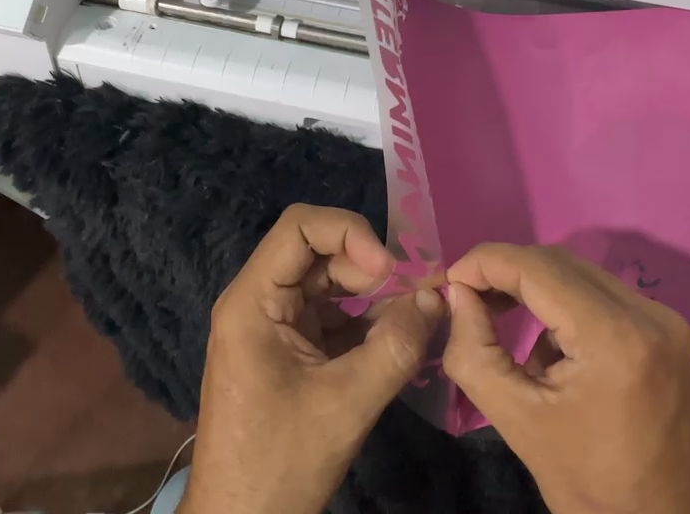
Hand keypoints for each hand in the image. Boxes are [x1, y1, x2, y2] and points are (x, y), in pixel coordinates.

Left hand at [180, 204, 445, 513]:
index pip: (299, 227)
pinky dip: (365, 319)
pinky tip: (399, 333)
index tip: (388, 269)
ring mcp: (273, 325)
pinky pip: (331, 315)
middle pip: (317, 252)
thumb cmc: (282, 462)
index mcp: (253, 301)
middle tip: (415, 294)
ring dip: (372, 292)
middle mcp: (259, 301)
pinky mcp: (289, 349)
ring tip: (415, 312)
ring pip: (327, 283)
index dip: (349, 233)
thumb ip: (395, 346)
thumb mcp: (346, 404)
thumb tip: (437, 295)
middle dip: (368, 265)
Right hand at [443, 244, 689, 513]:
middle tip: (466, 296)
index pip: (537, 267)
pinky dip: (565, 304)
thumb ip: (474, 349)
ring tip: (496, 316)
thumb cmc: (588, 485)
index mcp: (614, 336)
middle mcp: (647, 314)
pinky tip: (546, 345)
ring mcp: (664, 320)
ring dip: (534, 286)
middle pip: (559, 263)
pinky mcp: (669, 332)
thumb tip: (457, 293)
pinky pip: (603, 295)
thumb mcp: (516, 420)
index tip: (450, 279)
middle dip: (507, 272)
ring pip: (581, 274)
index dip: (486, 262)